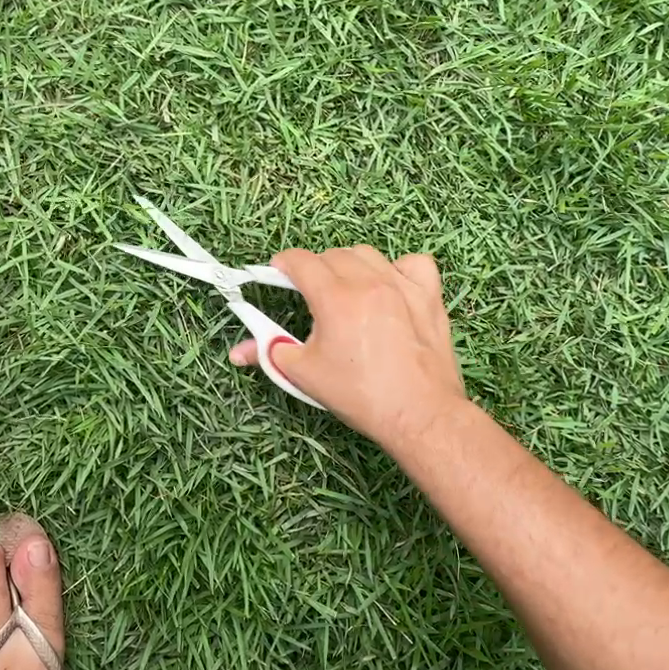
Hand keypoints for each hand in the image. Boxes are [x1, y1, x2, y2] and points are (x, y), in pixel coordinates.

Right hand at [230, 245, 466, 445]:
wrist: (420, 415)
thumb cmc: (359, 395)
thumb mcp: (304, 373)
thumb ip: (268, 352)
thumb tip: (238, 352)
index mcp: (335, 298)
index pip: (300, 260)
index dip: (282, 264)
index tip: (277, 275)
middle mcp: (369, 283)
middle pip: (331, 255)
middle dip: (314, 268)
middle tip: (309, 294)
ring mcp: (403, 286)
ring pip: (367, 254)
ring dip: (349, 265)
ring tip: (345, 290)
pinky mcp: (430, 297)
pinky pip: (413, 264)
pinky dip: (398, 269)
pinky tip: (390, 288)